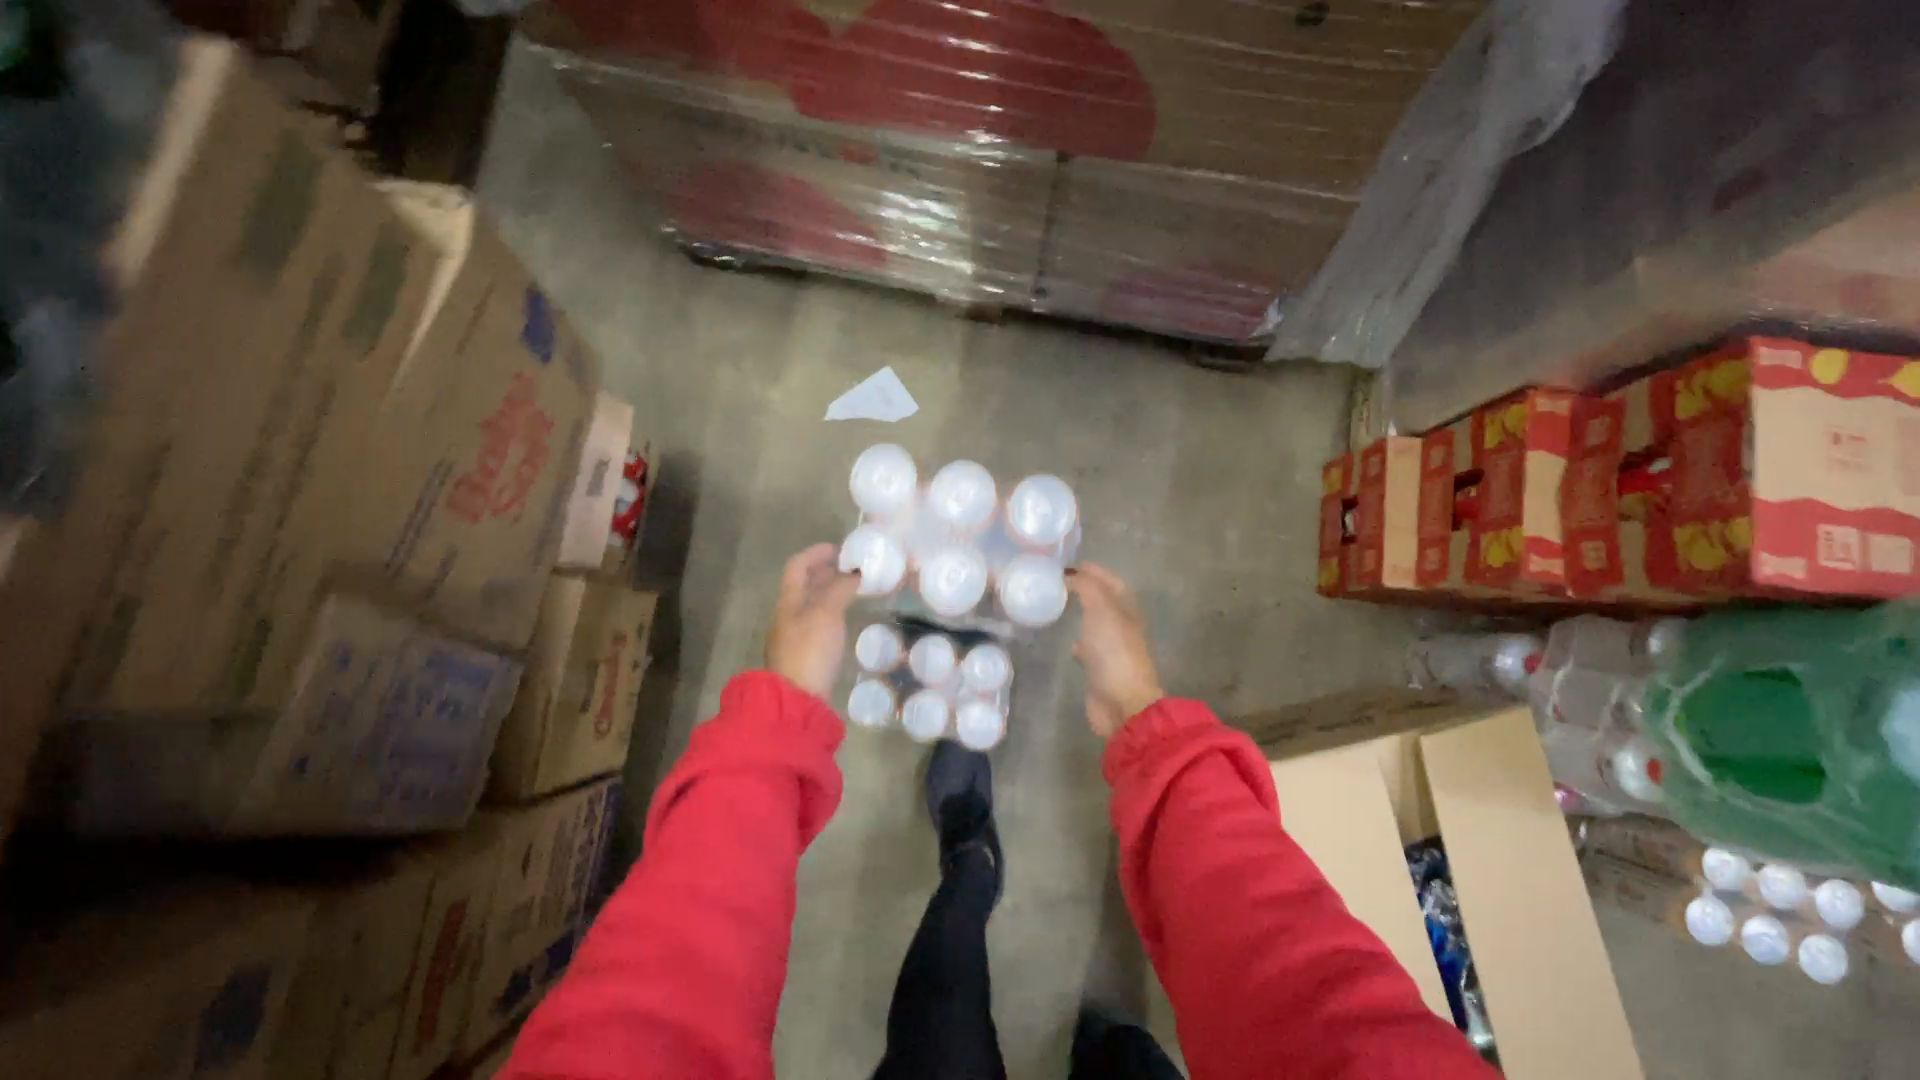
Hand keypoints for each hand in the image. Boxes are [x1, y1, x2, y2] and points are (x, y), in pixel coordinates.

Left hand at [766, 543, 863, 697]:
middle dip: (825, 572)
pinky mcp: (804, 656)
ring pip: (810, 605)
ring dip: (829, 593)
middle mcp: (787, 615)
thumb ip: (840, 590)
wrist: (796, 700)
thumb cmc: (809, 651)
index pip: (797, 566)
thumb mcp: (826, 614)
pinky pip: (817, 624)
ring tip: (853, 591)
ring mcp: (794, 637)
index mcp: (788, 601)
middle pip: (803, 586)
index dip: (816, 553)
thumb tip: (854, 573)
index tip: (840, 549)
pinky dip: (831, 614)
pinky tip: (845, 621)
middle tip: (851, 568)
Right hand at [1067, 563, 1164, 737]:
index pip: (1112, 583)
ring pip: (1097, 625)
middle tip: (1059, 583)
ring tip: (1059, 606)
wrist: (1122, 703)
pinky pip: (1090, 649)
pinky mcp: (1101, 670)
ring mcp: (1113, 650)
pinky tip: (1068, 643)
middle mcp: (1123, 627)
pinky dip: (1079, 642)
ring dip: (1082, 614)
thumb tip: (1071, 574)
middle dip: (1086, 590)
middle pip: (1106, 602)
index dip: (1095, 572)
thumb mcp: (1102, 611)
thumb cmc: (1114, 652)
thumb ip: (1087, 588)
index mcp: (1127, 610)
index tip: (1070, 565)